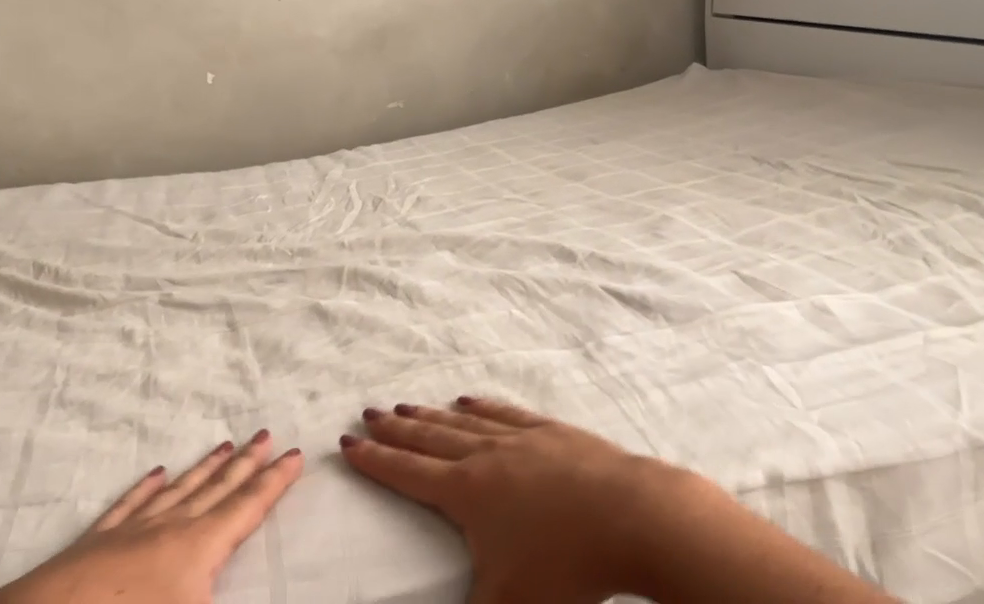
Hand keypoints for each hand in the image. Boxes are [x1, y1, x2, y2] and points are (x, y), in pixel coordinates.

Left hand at [0, 430, 303, 603]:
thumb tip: (284, 599)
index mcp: (198, 548)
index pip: (246, 509)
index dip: (274, 483)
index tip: (294, 454)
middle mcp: (170, 529)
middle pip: (217, 490)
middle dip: (246, 463)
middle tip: (266, 433)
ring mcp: (131, 531)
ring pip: (179, 490)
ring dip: (205, 468)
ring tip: (224, 444)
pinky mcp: (96, 542)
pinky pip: (130, 504)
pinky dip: (147, 488)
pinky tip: (157, 472)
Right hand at [343, 397, 896, 603]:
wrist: (634, 516)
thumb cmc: (568, 566)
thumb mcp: (509, 602)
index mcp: (466, 493)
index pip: (407, 473)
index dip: (374, 460)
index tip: (348, 442)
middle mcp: (485, 455)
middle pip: (429, 438)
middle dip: (395, 429)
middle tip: (369, 412)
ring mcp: (520, 438)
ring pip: (462, 421)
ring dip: (430, 414)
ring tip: (407, 406)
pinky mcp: (552, 431)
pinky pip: (503, 412)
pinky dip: (479, 406)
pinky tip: (470, 399)